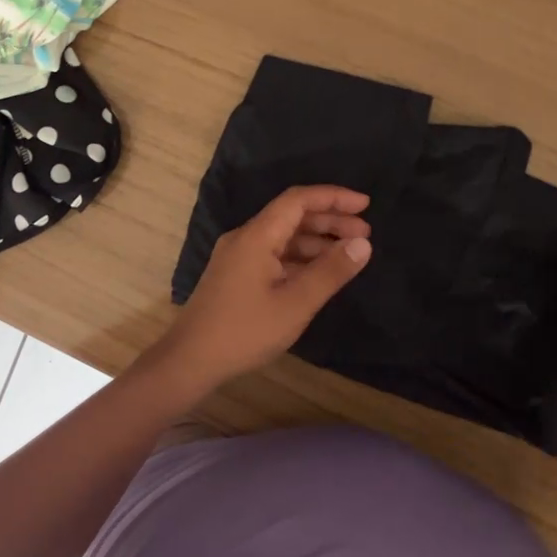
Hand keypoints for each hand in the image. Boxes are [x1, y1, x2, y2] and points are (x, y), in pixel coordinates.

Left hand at [151, 186, 373, 390]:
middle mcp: (244, 239)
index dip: (332, 197)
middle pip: (290, 217)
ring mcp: (236, 258)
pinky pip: (272, 256)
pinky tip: (319, 274)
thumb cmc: (244, 331)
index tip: (366, 205)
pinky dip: (298, 259)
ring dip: (315, 242)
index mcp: (256, 237)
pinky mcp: (234, 277)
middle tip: (365, 233)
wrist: (190, 359)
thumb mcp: (295, 304)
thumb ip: (330, 272)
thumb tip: (363, 243)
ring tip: (348, 254)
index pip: (297, 200)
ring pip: (282, 238)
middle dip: (329, 221)